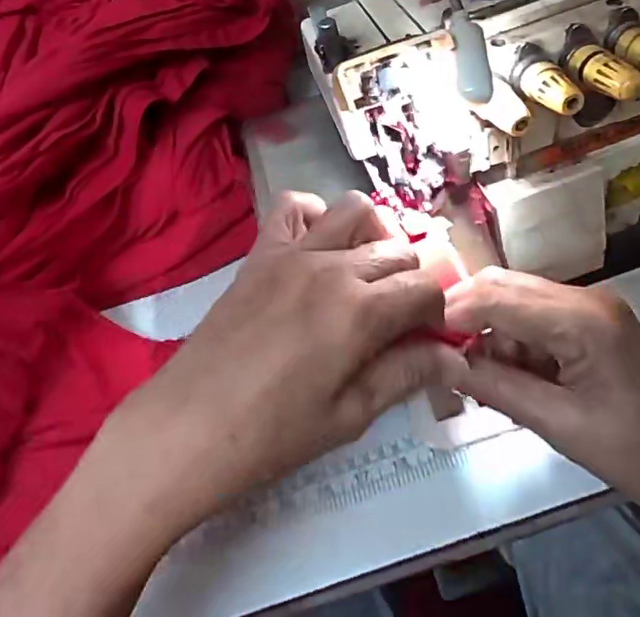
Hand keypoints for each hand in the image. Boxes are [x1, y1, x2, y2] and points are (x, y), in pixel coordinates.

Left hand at [101, 191, 467, 530]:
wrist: (185, 428)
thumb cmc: (271, 435)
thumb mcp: (349, 416)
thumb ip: (405, 375)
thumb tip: (454, 359)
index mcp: (360, 311)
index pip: (425, 288)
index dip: (436, 312)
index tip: (427, 337)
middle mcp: (333, 267)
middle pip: (398, 249)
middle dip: (411, 279)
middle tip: (398, 317)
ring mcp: (293, 253)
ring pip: (355, 210)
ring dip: (374, 235)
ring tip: (365, 273)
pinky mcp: (261, 252)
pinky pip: (294, 205)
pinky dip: (315, 216)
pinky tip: (316, 248)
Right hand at [443, 267, 639, 539]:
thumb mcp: (562, 426)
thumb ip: (499, 388)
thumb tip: (443, 363)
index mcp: (582, 317)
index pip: (498, 296)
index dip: (453, 312)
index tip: (417, 337)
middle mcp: (585, 297)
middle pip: (506, 287)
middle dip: (468, 317)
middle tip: (437, 356)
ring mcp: (592, 307)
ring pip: (518, 301)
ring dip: (489, 331)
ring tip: (469, 375)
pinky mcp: (593, 324)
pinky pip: (538, 319)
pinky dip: (513, 341)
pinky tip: (503, 374)